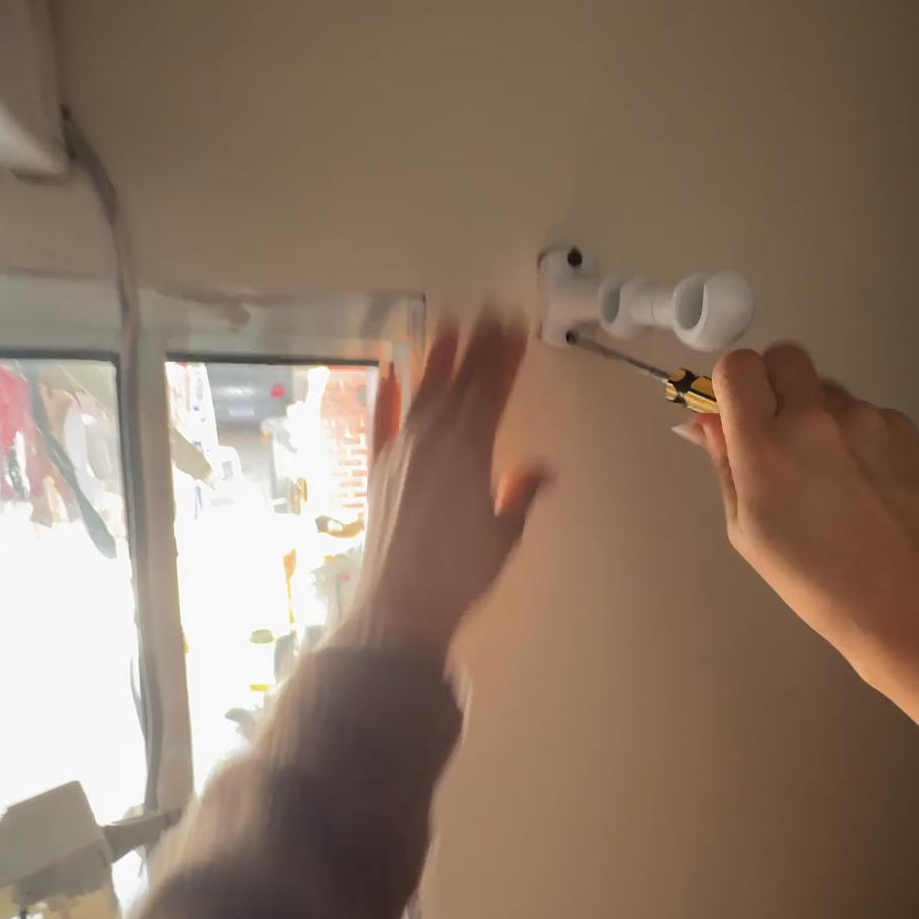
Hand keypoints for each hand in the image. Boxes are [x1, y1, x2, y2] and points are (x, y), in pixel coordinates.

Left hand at [345, 307, 550, 657]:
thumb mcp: (504, 534)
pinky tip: (387, 372)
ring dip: (437, 360)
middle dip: (478, 348)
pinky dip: (385, 396)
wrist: (400, 605)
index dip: (505, 359)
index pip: (492, 392)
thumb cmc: (460, 573)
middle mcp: (431, 439)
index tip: (515, 328)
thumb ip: (521, 493)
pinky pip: (380, 422)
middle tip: (492, 313)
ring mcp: (399, 450)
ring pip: (423, 394)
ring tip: (449, 326)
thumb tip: (542, 467)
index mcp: (469, 450)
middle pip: (460, 384)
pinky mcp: (376, 468)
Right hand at [678, 344, 918, 687]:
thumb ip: (724, 465)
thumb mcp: (746, 530)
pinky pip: (861, 410)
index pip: (737, 367)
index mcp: (765, 448)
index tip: (736, 412)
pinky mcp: (901, 425)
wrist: (910, 600)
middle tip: (776, 428)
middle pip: (783, 355)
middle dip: (771, 381)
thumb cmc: (812, 579)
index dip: (731, 383)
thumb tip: (704, 421)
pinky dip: (851, 432)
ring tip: (827, 471)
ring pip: (824, 386)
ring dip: (813, 410)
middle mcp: (813, 418)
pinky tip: (861, 479)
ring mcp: (864, 417)